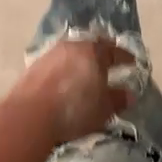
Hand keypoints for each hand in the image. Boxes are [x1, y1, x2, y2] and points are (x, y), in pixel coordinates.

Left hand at [11, 38, 135, 144]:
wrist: (29, 115)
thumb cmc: (75, 110)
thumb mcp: (104, 109)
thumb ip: (118, 99)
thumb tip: (129, 94)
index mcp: (94, 52)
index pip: (114, 50)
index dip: (125, 57)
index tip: (132, 63)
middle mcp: (72, 46)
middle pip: (91, 46)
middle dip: (102, 54)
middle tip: (109, 63)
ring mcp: (50, 54)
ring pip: (72, 54)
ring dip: (80, 62)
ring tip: (86, 74)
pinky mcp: (33, 66)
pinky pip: (56, 64)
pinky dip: (65, 70)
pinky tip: (65, 82)